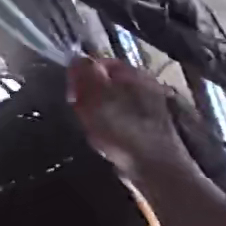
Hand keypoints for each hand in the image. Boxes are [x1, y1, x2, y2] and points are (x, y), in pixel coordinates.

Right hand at [67, 56, 201, 183]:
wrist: (154, 168)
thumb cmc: (122, 128)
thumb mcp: (96, 95)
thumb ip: (85, 73)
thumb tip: (77, 57)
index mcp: (133, 74)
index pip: (100, 63)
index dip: (81, 74)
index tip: (71, 92)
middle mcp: (144, 87)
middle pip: (105, 84)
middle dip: (88, 97)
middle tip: (80, 111)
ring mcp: (148, 110)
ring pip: (110, 105)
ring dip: (97, 115)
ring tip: (92, 130)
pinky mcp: (147, 131)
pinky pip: (119, 124)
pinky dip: (109, 130)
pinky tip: (105, 142)